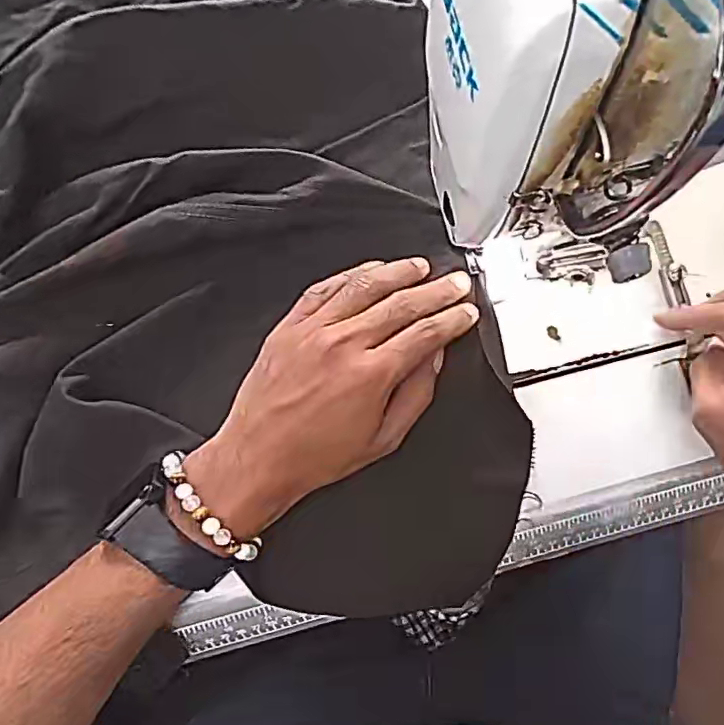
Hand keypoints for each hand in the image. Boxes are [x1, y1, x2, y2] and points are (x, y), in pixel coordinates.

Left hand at [181, 257, 481, 541]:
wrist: (259, 456)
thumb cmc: (314, 455)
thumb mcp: (382, 439)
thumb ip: (415, 395)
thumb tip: (433, 360)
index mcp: (370, 374)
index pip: (424, 332)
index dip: (452, 318)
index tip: (465, 312)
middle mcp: (342, 344)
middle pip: (401, 302)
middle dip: (437, 290)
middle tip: (455, 284)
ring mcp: (313, 331)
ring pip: (365, 285)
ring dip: (398, 272)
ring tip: (420, 268)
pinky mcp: (289, 326)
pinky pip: (324, 288)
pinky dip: (352, 274)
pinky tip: (368, 271)